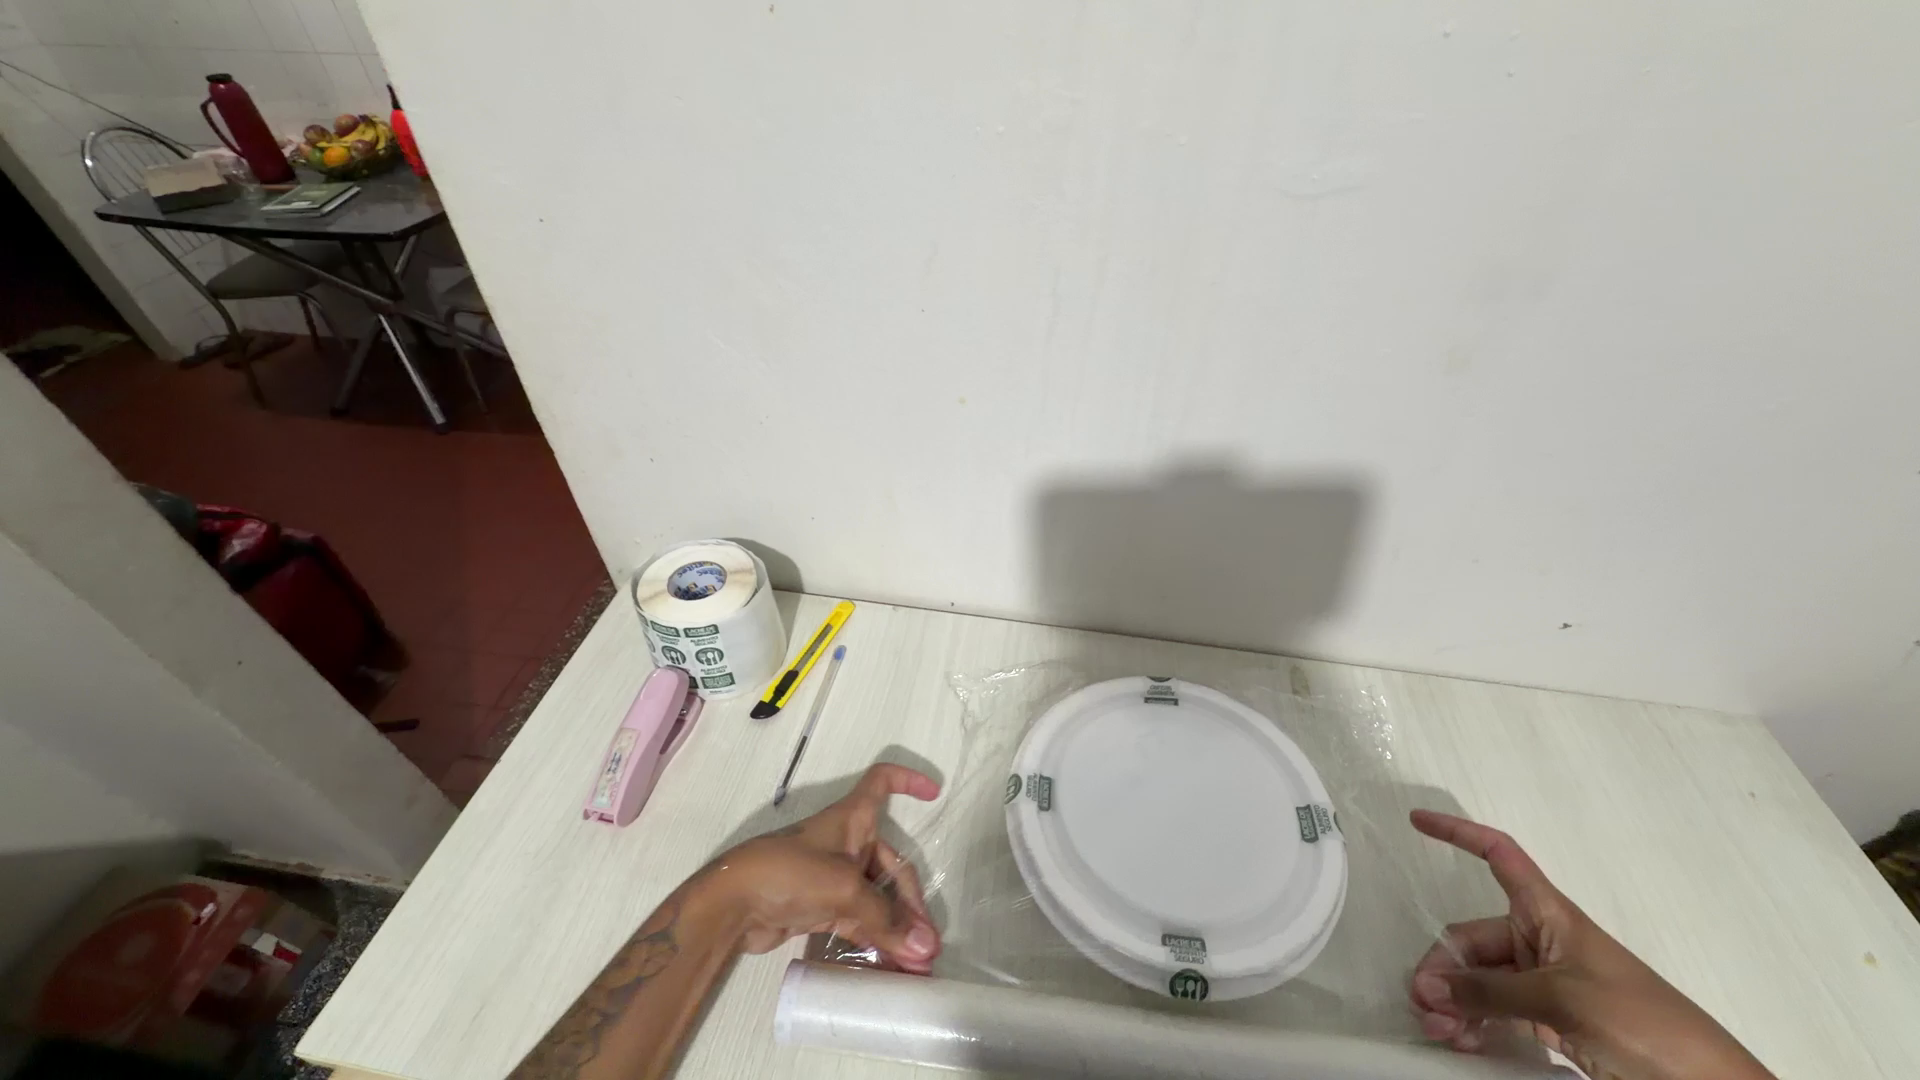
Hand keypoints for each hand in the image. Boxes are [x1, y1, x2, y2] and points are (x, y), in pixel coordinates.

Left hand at [699, 763, 941, 972]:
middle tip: (927, 944)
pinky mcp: (821, 908)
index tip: (934, 792)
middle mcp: (847, 844)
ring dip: (897, 929)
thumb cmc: (790, 873)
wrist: (732, 906)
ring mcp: (834, 877)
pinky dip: (877, 940)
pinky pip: (860, 922)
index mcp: (852, 819)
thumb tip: (925, 948)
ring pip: (877, 899)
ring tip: (917, 965)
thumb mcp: (844, 889)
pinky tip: (892, 966)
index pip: (882, 782)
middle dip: (911, 904)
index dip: (907, 781)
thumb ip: (886, 919)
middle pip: (891, 865)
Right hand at [1408, 810, 1774, 1079]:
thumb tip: (1428, 987)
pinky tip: (1458, 1041)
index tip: (1415, 822)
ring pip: (1481, 980)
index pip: (1499, 856)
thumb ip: (1490, 992)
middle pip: (1473, 937)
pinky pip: (1498, 1013)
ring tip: (1437, 1030)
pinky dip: (1474, 1024)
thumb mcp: (1561, 1002)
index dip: (1458, 834)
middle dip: (1444, 966)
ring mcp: (1546, 986)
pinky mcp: (1553, 1024)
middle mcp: (1542, 943)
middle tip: (1424, 1004)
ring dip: (1454, 1001)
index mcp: (1549, 916)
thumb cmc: (1641, 1024)